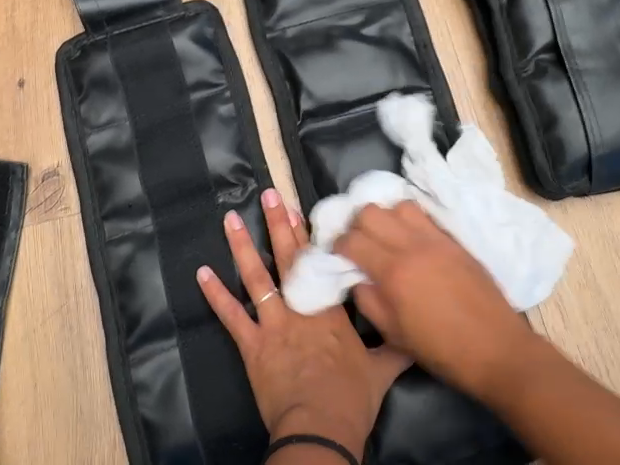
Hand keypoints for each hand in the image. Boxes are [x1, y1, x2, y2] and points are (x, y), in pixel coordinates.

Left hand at [198, 188, 410, 454]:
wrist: (320, 426)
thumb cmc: (351, 398)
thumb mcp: (382, 369)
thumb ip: (396, 348)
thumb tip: (417, 337)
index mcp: (330, 308)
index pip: (317, 262)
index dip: (305, 233)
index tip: (295, 206)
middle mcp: (300, 307)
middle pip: (287, 258)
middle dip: (277, 223)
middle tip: (267, 194)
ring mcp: (273, 324)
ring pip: (256, 277)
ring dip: (241, 246)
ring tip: (230, 219)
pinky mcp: (253, 345)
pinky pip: (231, 315)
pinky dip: (215, 294)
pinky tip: (202, 272)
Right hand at [334, 201, 535, 400]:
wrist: (496, 348)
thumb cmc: (441, 350)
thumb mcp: (395, 335)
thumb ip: (369, 301)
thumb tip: (357, 278)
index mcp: (394, 272)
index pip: (353, 240)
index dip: (339, 244)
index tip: (338, 253)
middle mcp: (412, 246)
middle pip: (372, 212)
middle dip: (357, 224)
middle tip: (359, 243)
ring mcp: (436, 239)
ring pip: (400, 205)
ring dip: (386, 217)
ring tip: (386, 237)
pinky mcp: (455, 240)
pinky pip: (425, 216)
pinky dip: (410, 221)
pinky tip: (410, 239)